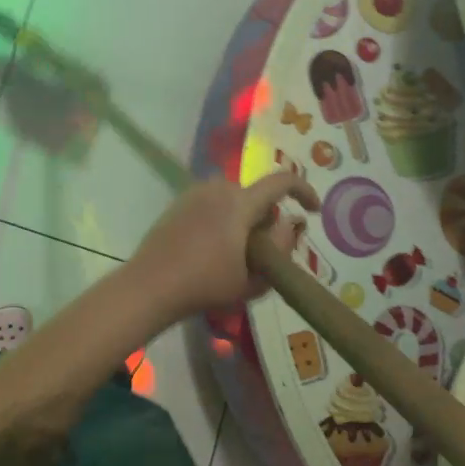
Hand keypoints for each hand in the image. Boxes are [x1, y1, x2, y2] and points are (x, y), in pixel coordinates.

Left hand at [131, 172, 321, 318]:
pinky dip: (221, 219)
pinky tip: (213, 249)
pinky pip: (211, 204)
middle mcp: (217, 188)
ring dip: (242, 218)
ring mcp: (194, 193)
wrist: (151, 284)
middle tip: (264, 251)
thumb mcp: (254, 278)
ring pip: (233, 199)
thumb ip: (280, 248)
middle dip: (266, 217)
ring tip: (237, 254)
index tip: (313, 210)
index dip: (304, 191)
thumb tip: (289, 224)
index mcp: (240, 202)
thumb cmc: (206, 284)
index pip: (282, 181)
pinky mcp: (177, 203)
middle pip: (255, 195)